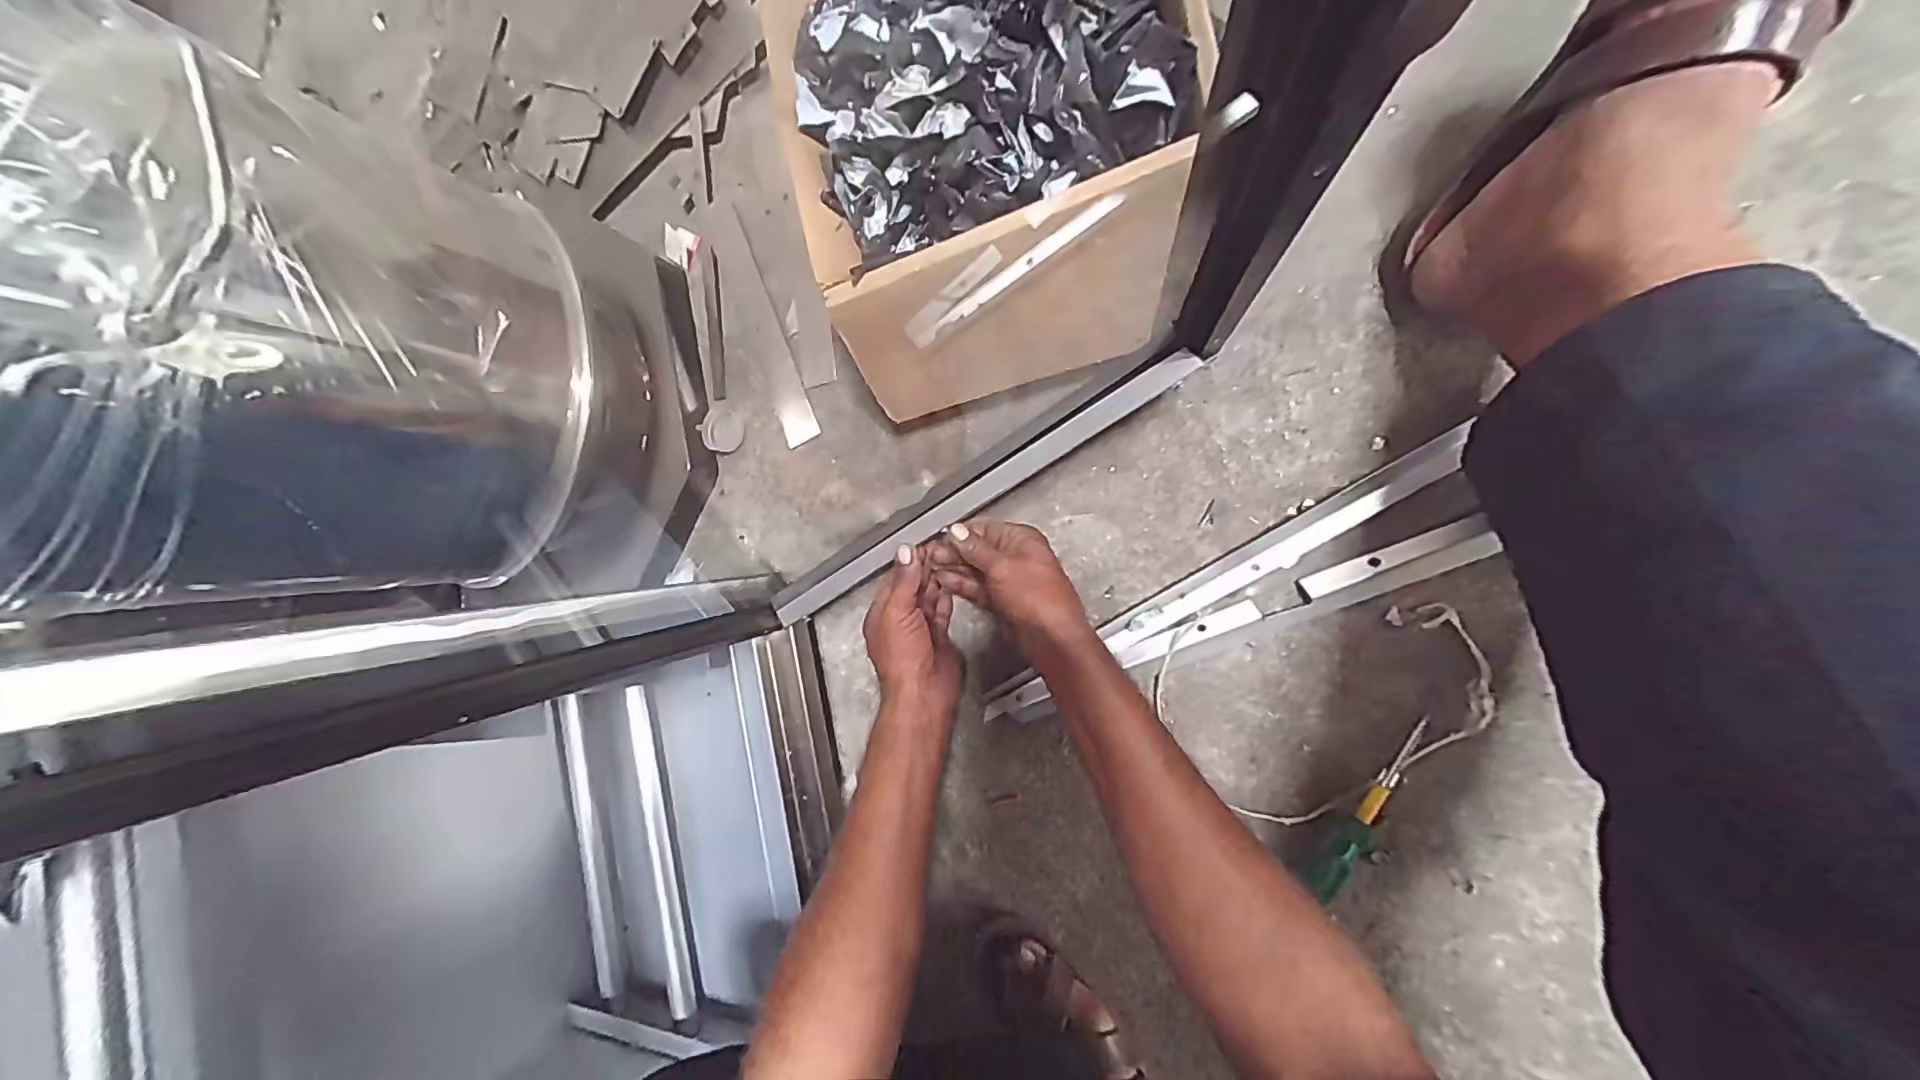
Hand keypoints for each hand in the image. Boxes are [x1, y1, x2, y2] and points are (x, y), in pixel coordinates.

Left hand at [863, 545, 962, 720]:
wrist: (924, 693)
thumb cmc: (903, 661)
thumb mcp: (898, 612)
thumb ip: (903, 582)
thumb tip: (905, 555)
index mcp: (882, 614)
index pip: (894, 580)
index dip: (908, 563)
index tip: (921, 547)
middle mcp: (899, 621)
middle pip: (912, 587)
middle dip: (923, 569)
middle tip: (938, 551)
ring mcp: (919, 630)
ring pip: (927, 598)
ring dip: (935, 581)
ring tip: (946, 562)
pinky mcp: (938, 638)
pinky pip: (941, 613)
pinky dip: (945, 600)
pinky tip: (949, 588)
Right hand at [924, 521, 1096, 664]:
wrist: (1051, 637)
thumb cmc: (1039, 598)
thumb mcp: (1001, 566)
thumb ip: (975, 548)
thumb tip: (957, 532)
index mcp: (1022, 540)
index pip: (984, 529)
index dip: (961, 533)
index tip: (940, 537)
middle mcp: (1016, 557)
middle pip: (978, 549)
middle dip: (954, 551)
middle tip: (931, 553)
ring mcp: (1009, 580)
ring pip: (976, 569)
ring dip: (954, 567)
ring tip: (932, 566)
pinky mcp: (1002, 600)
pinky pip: (978, 587)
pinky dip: (961, 584)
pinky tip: (945, 580)